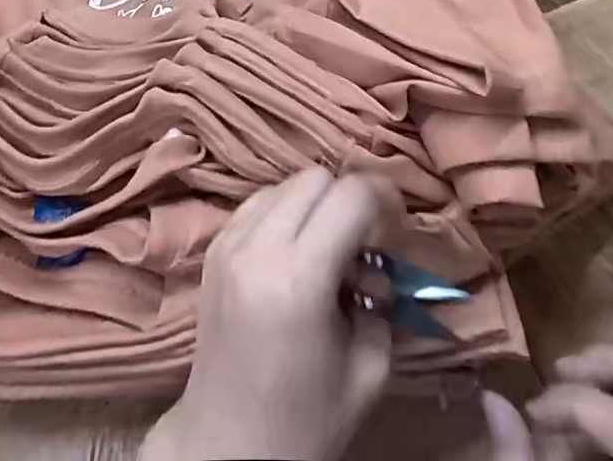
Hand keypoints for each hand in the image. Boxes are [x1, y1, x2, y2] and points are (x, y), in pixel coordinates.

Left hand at [140, 168, 401, 460]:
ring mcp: (228, 242)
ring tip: (331, 249)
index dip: (385, 200)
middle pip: (316, 178)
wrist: (226, 440)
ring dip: (317, 203)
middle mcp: (257, 246)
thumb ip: (381, 300)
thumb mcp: (368, 368)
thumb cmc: (305, 417)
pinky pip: (258, 203)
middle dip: (350, 200)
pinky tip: (297, 250)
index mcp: (299, 278)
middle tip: (367, 243)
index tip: (398, 230)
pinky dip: (286, 211)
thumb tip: (377, 260)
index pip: (350, 196)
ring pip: (285, 184)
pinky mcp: (213, 246)